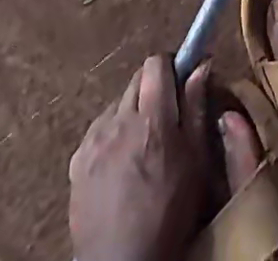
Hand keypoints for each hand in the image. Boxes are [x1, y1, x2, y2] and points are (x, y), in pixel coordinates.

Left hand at [69, 55, 210, 260]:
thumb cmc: (170, 214)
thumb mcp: (196, 162)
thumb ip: (196, 109)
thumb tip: (201, 66)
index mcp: (153, 118)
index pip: (155, 64)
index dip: (170, 66)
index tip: (180, 80)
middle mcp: (119, 119)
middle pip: (135, 80)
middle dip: (152, 89)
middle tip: (165, 118)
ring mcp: (94, 138)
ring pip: (116, 105)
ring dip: (131, 114)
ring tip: (142, 148)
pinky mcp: (77, 157)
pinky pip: (98, 130)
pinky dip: (111, 137)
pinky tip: (121, 166)